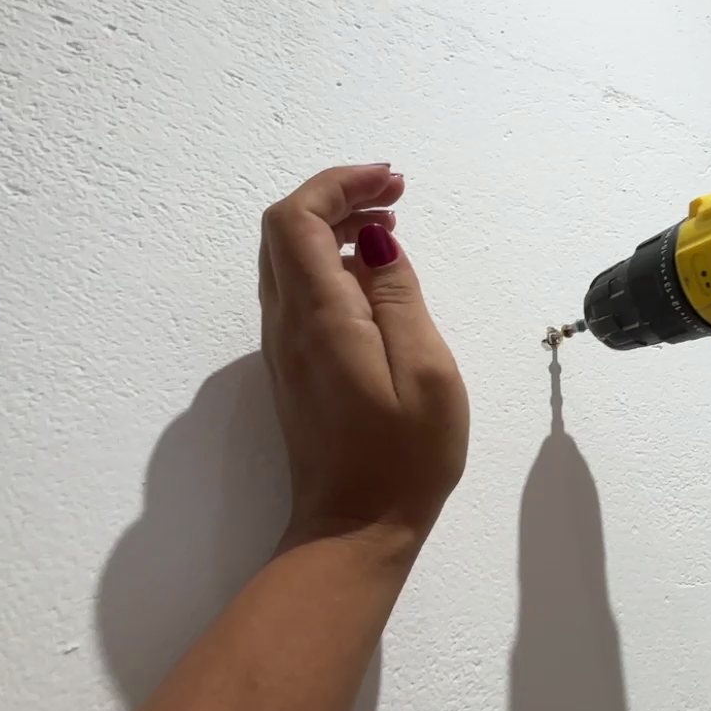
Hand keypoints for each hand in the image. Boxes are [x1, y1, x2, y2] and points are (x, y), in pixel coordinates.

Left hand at [259, 165, 469, 552]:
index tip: (390, 182)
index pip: (296, 219)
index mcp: (319, 319)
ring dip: (333, 225)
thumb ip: (399, 296)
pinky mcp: (295, 364)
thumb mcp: (425, 370)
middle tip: (396, 195)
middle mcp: (287, 325)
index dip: (338, 184)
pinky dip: (330, 260)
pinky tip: (374, 273)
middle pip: (284, 229)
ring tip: (391, 227)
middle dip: (337, 195)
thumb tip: (373, 243)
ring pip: (288, 256)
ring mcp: (284, 346)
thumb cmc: (405, 456)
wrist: (355, 529)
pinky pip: (299, 288)